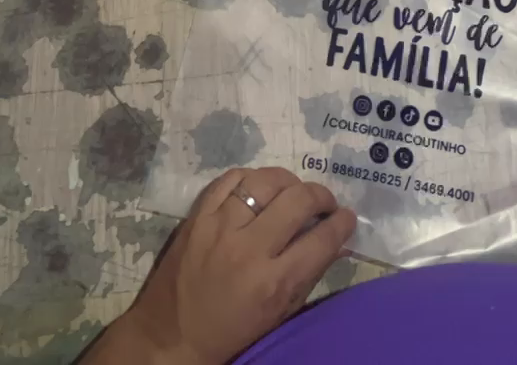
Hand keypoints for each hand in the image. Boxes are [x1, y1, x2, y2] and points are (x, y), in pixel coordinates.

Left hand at [85, 167, 356, 364]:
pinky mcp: (197, 215)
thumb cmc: (230, 333)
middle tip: (325, 203)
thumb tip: (338, 241)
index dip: (342, 223)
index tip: (347, 217)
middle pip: (298, 201)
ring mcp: (220, 226)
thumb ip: (309, 274)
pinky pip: (230, 178)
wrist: (169, 338)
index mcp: (272, 283)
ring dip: (289, 182)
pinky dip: (251, 177)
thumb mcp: (277, 315)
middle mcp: (249, 249)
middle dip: (321, 196)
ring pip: (265, 181)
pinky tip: (259, 187)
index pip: (321, 240)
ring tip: (293, 191)